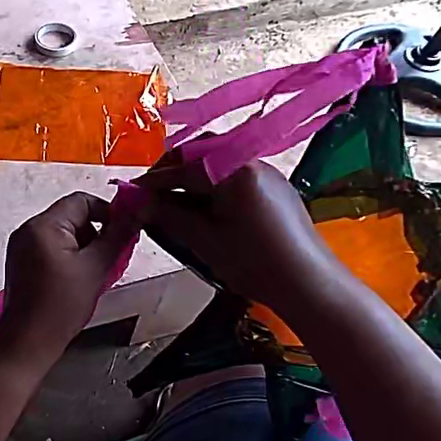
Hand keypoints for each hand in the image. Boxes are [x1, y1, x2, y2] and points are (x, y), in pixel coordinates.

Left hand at [0, 192, 130, 357]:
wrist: (28, 342)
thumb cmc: (61, 305)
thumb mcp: (96, 267)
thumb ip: (117, 236)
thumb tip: (135, 213)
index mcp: (44, 226)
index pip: (82, 200)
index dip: (107, 212)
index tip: (123, 233)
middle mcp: (29, 229)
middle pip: (73, 216)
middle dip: (96, 233)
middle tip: (111, 258)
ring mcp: (22, 246)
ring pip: (65, 233)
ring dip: (85, 247)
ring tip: (95, 273)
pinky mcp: (22, 261)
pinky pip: (53, 247)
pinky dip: (71, 256)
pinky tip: (79, 278)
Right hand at [135, 156, 352, 319]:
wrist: (309, 283)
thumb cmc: (255, 263)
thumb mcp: (206, 241)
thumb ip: (171, 216)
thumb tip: (140, 203)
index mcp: (233, 168)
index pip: (183, 166)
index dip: (153, 181)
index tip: (131, 194)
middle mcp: (251, 161)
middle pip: (202, 156)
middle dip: (173, 175)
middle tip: (151, 199)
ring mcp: (266, 174)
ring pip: (219, 168)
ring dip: (193, 183)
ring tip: (174, 209)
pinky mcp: (275, 191)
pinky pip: (236, 179)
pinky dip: (214, 190)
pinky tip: (204, 212)